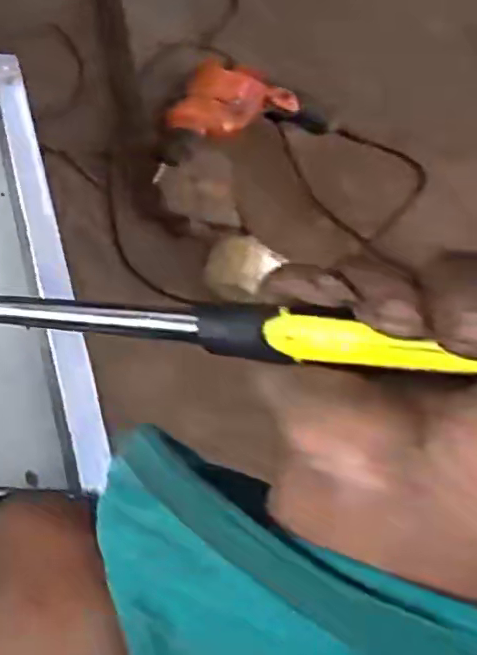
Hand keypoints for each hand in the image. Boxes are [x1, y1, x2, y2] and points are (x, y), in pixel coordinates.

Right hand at [257, 253, 476, 600]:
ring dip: (382, 288)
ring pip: (363, 268)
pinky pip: (288, 280)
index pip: (471, 280)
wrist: (403, 478)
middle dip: (448, 290)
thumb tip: (457, 322)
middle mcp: (424, 323)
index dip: (475, 289)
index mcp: (471, 337)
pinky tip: (334, 306)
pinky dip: (310, 283)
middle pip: (433, 267)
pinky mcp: (287, 325)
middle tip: (453, 338)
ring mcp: (350, 322)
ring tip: (391, 328)